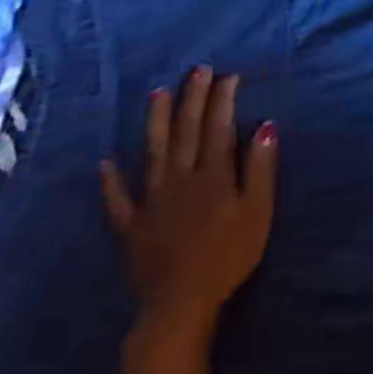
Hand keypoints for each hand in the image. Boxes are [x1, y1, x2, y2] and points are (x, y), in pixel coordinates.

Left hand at [99, 67, 277, 328]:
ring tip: (156, 94)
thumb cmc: (231, 254)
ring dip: (154, 122)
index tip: (227, 76)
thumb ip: (260, 168)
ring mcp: (150, 201)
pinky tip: (106, 161)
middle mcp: (179, 180)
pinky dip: (110, 179)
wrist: (181, 302)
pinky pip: (117, 197)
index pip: (217, 128)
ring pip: (151, 153)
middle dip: (191, 100)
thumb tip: (266, 126)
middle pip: (184, 133)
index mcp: (212, 176)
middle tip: (196, 71)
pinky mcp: (130, 225)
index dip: (222, 100)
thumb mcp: (259, 210)